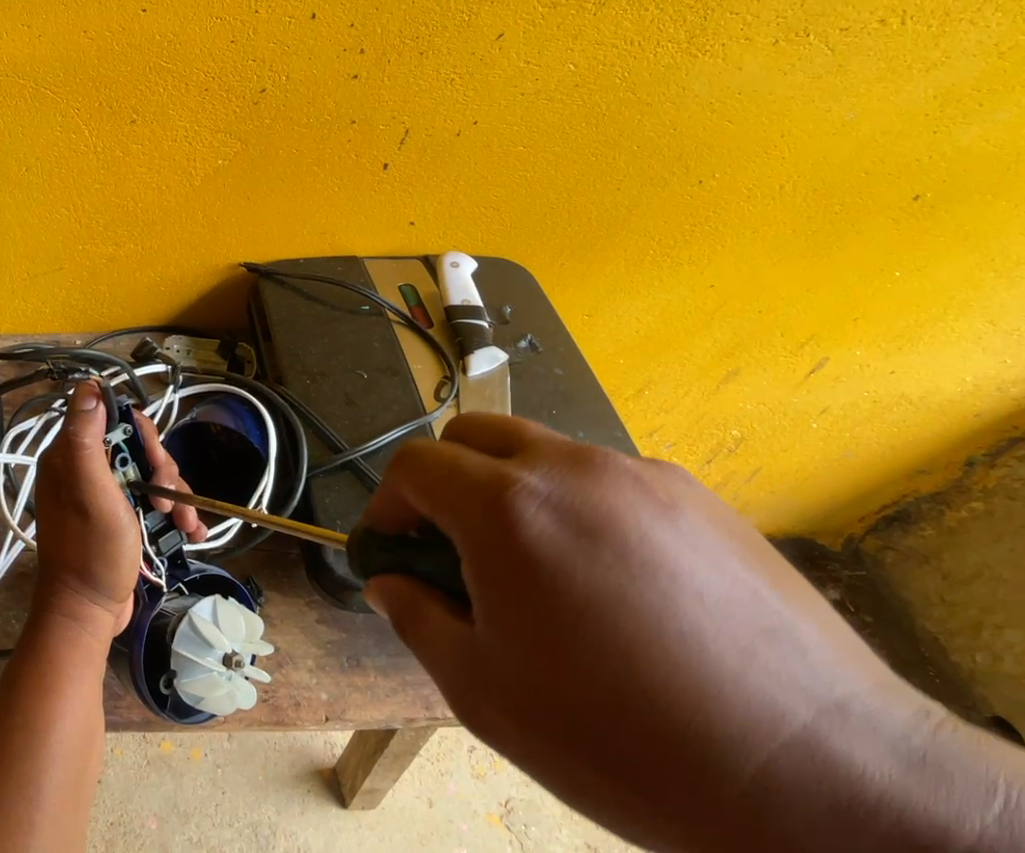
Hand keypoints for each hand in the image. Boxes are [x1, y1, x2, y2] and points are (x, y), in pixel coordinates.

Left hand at [32, 380, 203, 637]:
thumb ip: (86, 437)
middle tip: (166, 500)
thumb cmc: (91, 550)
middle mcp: (85, 471)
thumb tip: (87, 386)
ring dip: (176, 496)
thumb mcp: (90, 489)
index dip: (141, 433)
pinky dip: (176, 514)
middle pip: (138, 447)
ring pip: (152, 475)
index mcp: (71, 457)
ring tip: (184, 523)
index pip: (112, 418)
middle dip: (163, 471)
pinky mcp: (121, 519)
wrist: (89, 611)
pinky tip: (192, 531)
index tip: (155, 460)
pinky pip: (154, 501)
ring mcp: (105, 497)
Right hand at [362, 413, 1006, 852]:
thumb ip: (416, 618)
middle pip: (474, 433)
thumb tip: (389, 581)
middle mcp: (572, 468)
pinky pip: (610, 482)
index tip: (393, 552)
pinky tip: (616, 586)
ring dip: (513, 493)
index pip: (414, 464)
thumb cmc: (621, 736)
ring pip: (545, 453)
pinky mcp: (702, 499)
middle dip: (444, 480)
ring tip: (541, 577)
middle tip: (454, 552)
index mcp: (507, 508)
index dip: (387, 505)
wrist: (820, 773)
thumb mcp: (483, 692)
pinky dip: (581, 509)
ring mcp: (644, 476)